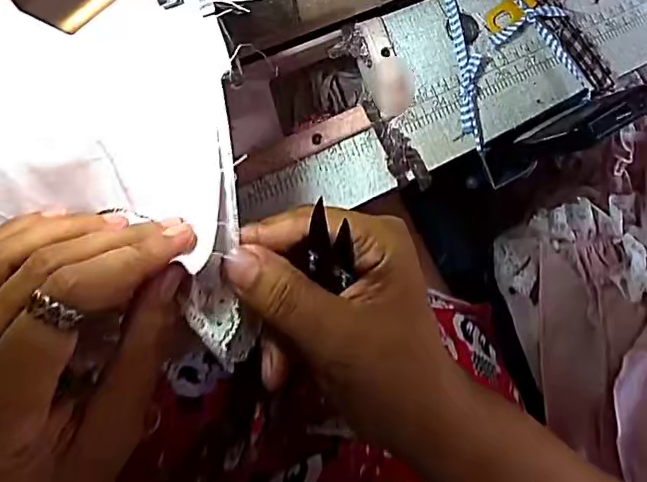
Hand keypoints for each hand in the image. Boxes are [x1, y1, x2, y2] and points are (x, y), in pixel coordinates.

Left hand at [0, 211, 196, 481]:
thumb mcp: (106, 443)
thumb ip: (140, 354)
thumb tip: (170, 274)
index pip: (60, 298)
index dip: (128, 257)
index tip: (179, 238)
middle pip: (33, 272)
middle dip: (114, 240)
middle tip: (166, 230)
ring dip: (70, 230)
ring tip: (125, 226)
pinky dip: (22, 235)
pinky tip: (64, 224)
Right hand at [222, 206, 458, 451]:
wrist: (423, 426)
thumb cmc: (393, 376)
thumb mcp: (333, 335)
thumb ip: (284, 296)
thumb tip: (235, 258)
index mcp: (377, 236)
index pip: (309, 220)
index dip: (265, 238)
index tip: (222, 261)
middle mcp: (366, 245)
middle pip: (297, 252)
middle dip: (272, 298)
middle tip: (248, 327)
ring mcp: (356, 273)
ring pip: (293, 283)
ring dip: (277, 326)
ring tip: (275, 367)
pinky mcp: (345, 301)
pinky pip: (301, 305)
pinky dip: (287, 336)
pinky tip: (284, 369)